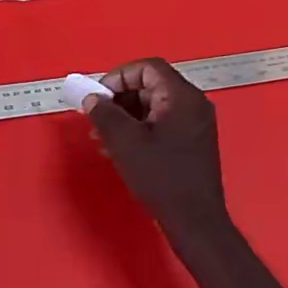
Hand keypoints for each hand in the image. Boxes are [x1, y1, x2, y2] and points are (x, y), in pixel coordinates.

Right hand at [80, 59, 229, 230]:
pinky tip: (118, 149)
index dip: (118, 77)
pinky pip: (160, 123)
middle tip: (96, 118)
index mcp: (181, 97)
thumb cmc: (161, 177)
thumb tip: (92, 98)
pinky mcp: (191, 142)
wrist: (194, 219)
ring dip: (124, 116)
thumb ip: (105, 114)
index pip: (147, 68)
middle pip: (149, 85)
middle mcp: (192, 104)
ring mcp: (194, 124)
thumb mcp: (125, 142)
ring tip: (102, 137)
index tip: (98, 98)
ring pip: (152, 106)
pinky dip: (137, 129)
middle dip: (118, 99)